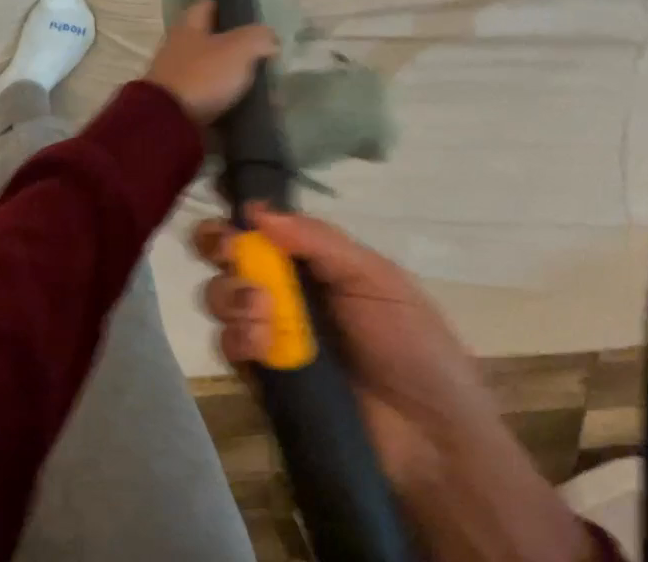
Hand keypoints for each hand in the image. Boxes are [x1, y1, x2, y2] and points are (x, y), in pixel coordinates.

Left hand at [142, 1, 276, 123]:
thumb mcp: (238, 49)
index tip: (247, 14)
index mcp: (187, 26)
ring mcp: (173, 75)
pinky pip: (204, 91)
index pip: (205, 5)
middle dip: (230, 42)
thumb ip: (257, 37)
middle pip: (205, 37)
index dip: (225, 6)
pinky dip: (220, 93)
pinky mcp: (176, 100)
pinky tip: (240, 99)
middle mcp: (176, 46)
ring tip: (256, 78)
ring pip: (206, 65)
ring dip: (226, 70)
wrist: (169, 120)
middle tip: (260, 50)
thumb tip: (269, 37)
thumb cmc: (203, 76)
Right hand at [197, 205, 602, 561]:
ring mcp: (266, 332)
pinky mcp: (258, 373)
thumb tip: (256, 210)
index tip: (233, 222)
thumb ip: (319, 241)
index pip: (257, 229)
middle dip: (218, 248)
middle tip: (233, 256)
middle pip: (223, 255)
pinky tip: (262, 346)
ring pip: (218, 296)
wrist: (430, 437)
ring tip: (262, 312)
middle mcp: (280, 291)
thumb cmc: (414, 346)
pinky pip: (227, 345)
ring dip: (232, 296)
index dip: (234, 219)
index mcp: (310, 263)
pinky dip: (238, 338)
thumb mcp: (379, 280)